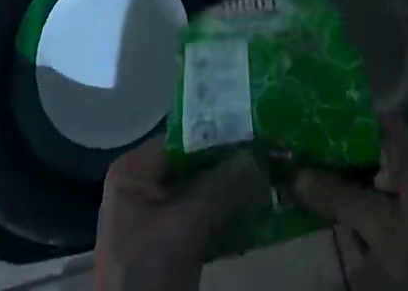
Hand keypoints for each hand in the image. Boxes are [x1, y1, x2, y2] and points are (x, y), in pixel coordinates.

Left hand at [94, 136, 267, 290]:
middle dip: (233, 166)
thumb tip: (259, 153)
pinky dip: (230, 217)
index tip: (258, 134)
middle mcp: (144, 184)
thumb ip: (222, 187)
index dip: (220, 135)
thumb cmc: (146, 273)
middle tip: (272, 158)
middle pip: (195, 165)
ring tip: (273, 183)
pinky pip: (206, 218)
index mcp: (134, 170)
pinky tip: (260, 216)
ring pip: (204, 192)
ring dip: (236, 192)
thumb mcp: (185, 226)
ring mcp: (158, 215)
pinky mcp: (173, 243)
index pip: (183, 138)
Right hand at [295, 117, 407, 290]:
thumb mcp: (383, 227)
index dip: (333, 112)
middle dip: (329, 148)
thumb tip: (294, 175)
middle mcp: (407, 158)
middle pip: (361, 142)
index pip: (364, 112)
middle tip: (291, 152)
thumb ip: (340, 199)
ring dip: (339, 176)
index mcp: (403, 148)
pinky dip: (355, 198)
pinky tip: (333, 212)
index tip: (299, 117)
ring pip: (367, 169)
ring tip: (302, 180)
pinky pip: (376, 193)